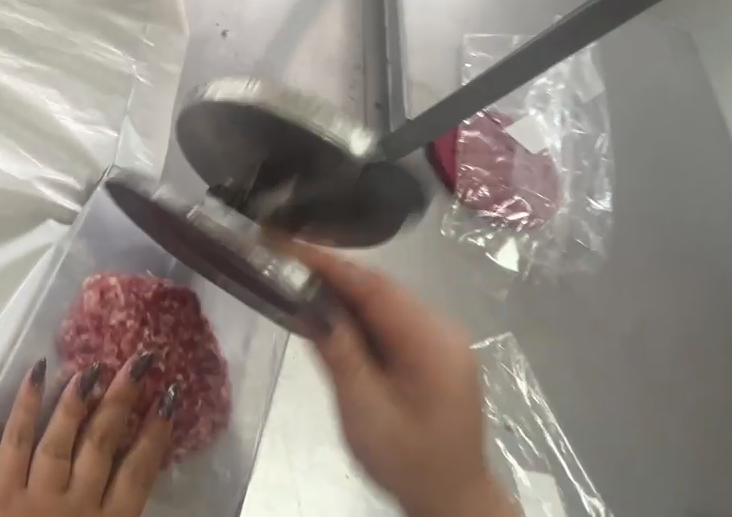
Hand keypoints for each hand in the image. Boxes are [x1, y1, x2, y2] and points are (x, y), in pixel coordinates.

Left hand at [0, 353, 176, 516]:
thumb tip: (139, 485)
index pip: (138, 475)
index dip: (155, 435)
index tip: (171, 398)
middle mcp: (77, 508)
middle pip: (104, 443)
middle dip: (124, 399)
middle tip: (141, 359)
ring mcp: (37, 497)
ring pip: (64, 436)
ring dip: (81, 397)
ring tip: (98, 363)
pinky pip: (15, 441)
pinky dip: (27, 404)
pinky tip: (38, 370)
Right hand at [284, 240, 517, 516]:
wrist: (452, 503)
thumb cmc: (407, 459)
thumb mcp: (364, 408)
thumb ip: (337, 350)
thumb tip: (305, 300)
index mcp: (431, 340)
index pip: (371, 286)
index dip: (325, 261)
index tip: (283, 242)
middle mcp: (440, 328)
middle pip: (376, 286)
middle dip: (328, 270)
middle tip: (279, 255)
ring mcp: (438, 338)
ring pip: (380, 298)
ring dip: (339, 288)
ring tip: (292, 275)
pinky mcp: (429, 350)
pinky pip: (387, 315)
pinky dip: (354, 308)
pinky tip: (325, 309)